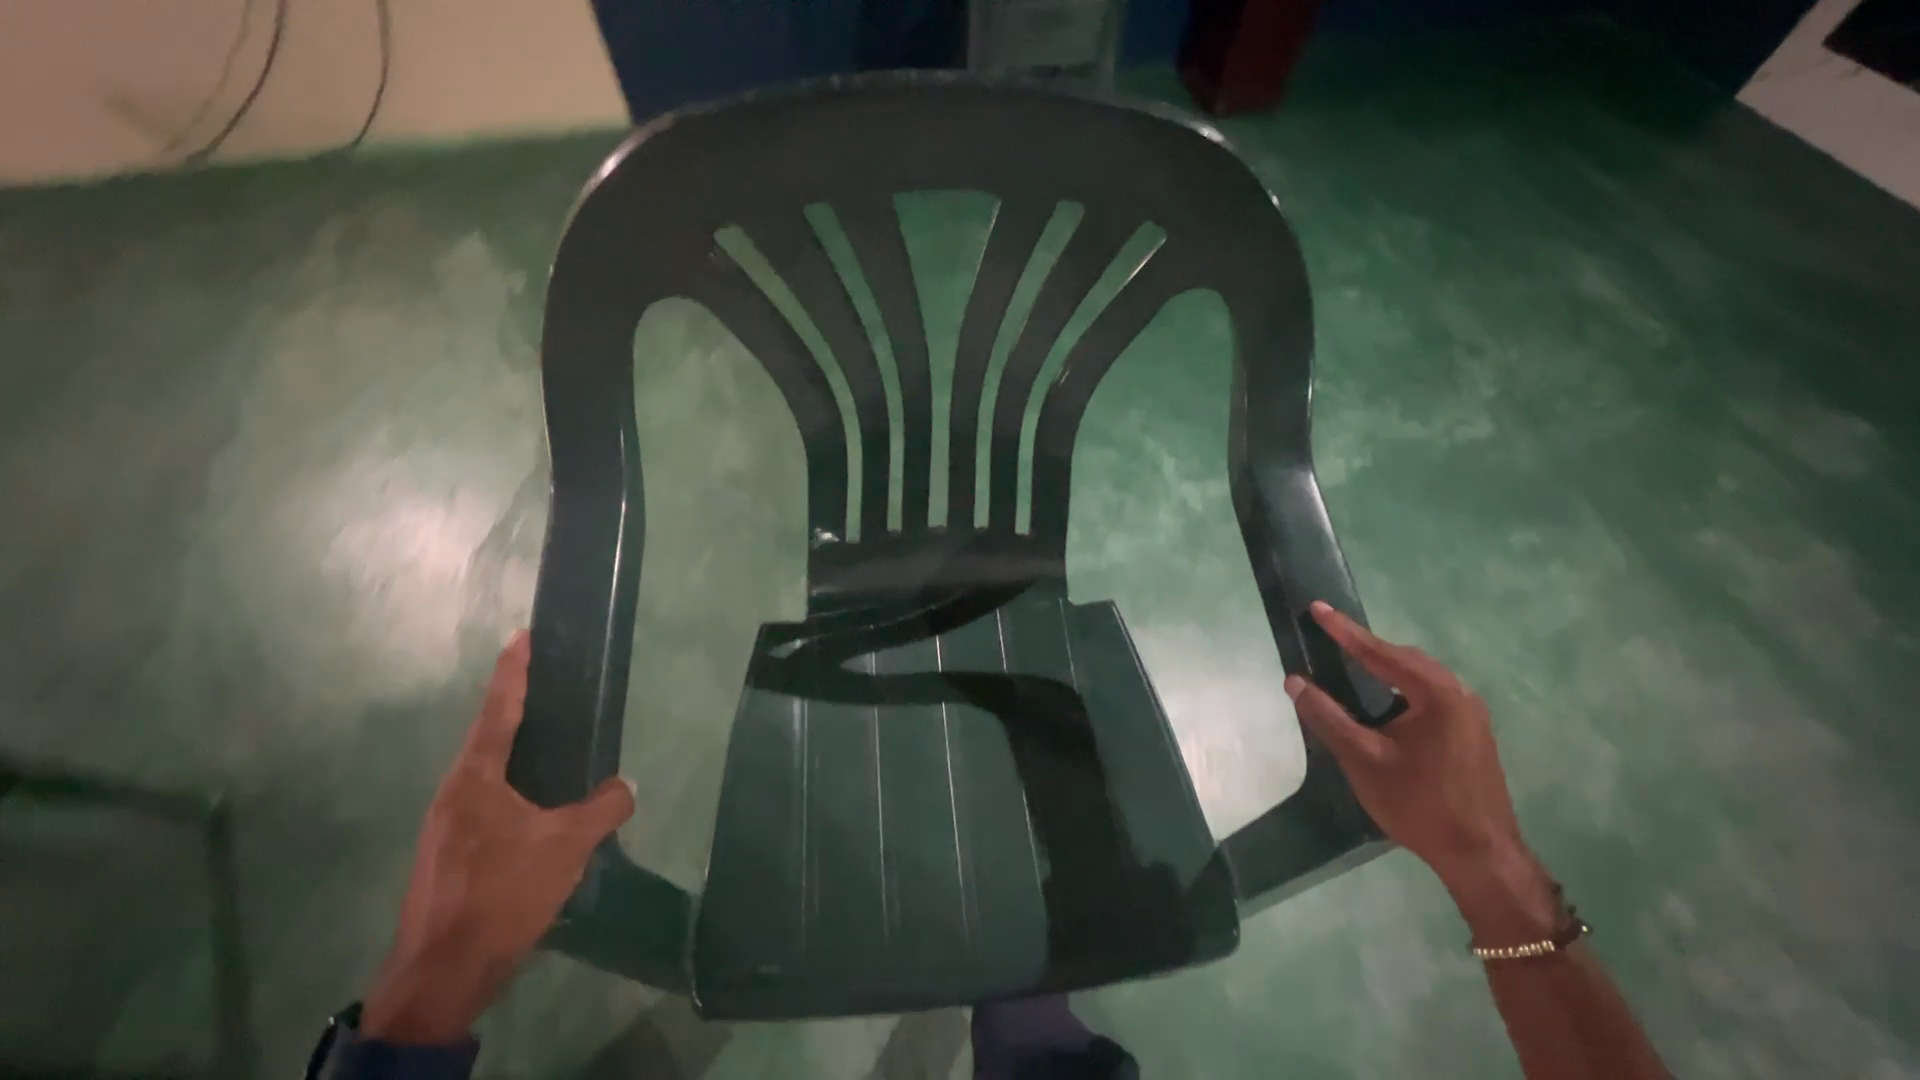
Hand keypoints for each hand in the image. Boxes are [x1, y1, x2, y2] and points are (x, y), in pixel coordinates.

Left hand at [362, 631, 634, 1043]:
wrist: (443, 973)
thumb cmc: (503, 893)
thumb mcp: (567, 846)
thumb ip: (603, 808)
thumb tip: (626, 787)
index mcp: (475, 779)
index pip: (498, 711)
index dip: (513, 672)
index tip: (523, 636)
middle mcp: (454, 794)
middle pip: (490, 739)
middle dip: (518, 710)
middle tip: (552, 688)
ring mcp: (448, 828)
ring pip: (488, 776)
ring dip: (518, 756)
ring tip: (555, 747)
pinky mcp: (451, 856)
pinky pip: (489, 806)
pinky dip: (516, 793)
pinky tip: (542, 810)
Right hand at [1285, 602, 1557, 940]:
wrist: (1479, 855)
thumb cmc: (1418, 803)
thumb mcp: (1363, 759)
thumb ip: (1327, 716)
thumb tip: (1295, 681)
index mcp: (1438, 695)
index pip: (1381, 653)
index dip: (1345, 631)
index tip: (1317, 608)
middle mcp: (1460, 695)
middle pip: (1405, 660)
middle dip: (1367, 647)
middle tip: (1330, 635)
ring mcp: (1471, 716)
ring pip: (1420, 679)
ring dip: (1385, 669)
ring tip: (1351, 664)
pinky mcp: (1471, 735)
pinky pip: (1430, 697)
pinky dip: (1401, 690)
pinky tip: (1382, 704)